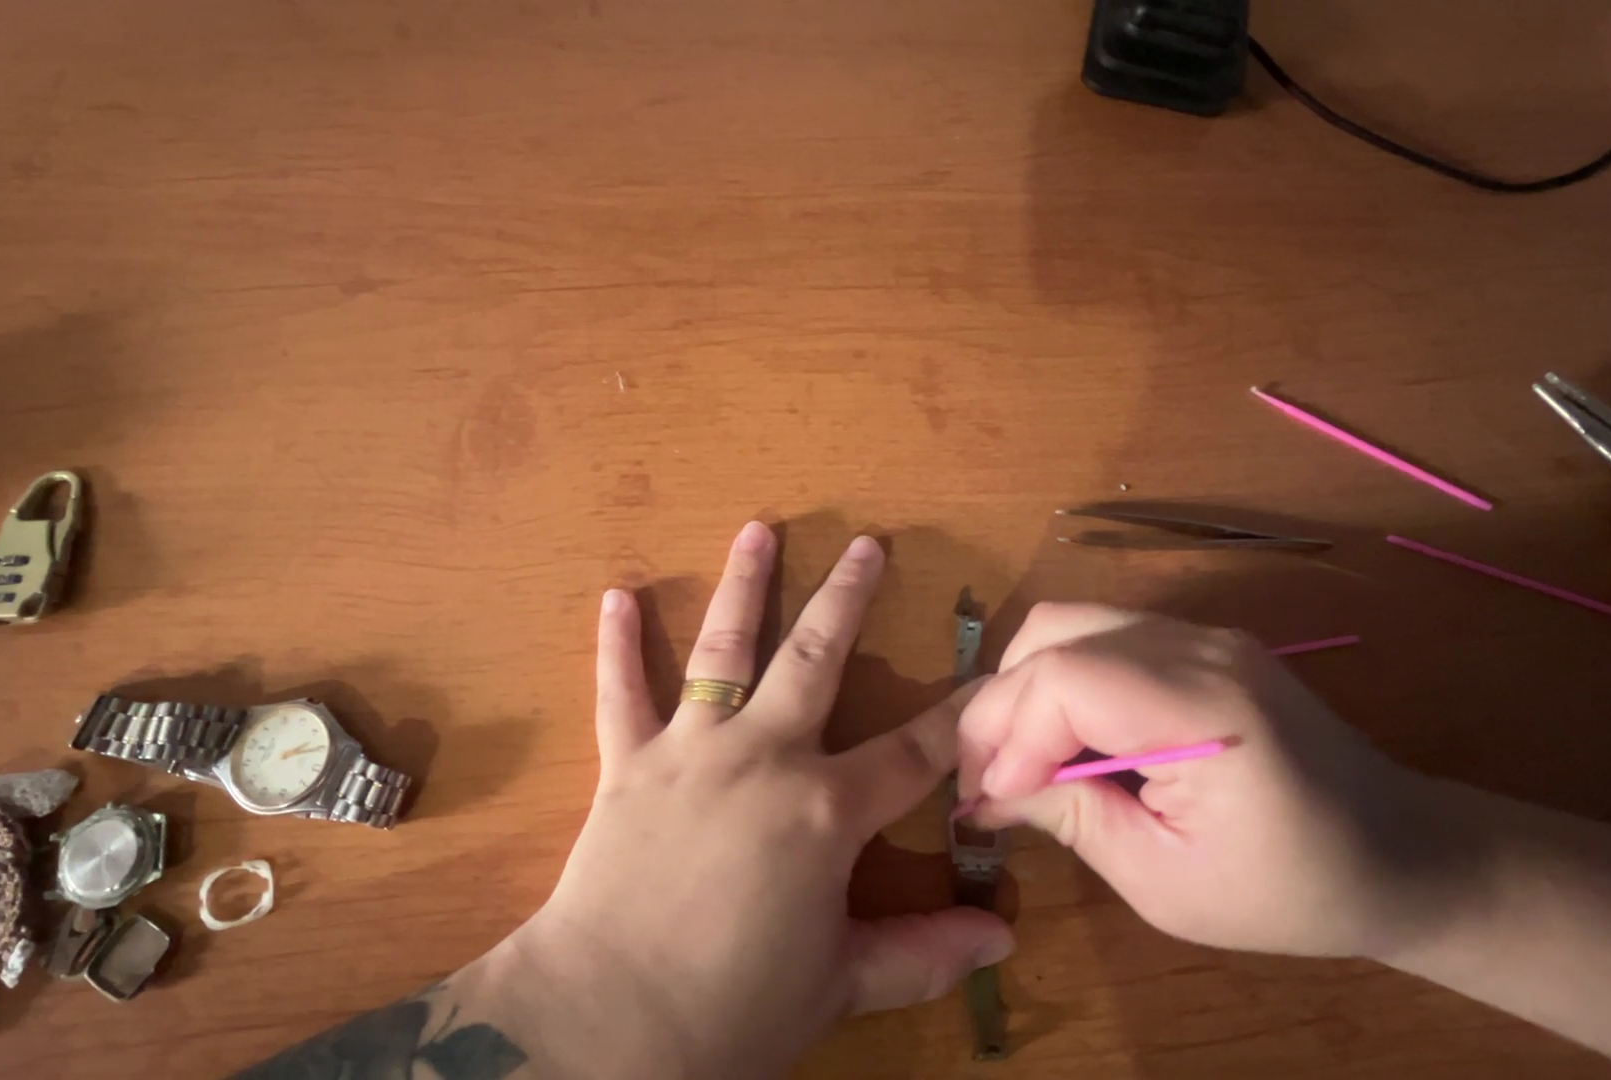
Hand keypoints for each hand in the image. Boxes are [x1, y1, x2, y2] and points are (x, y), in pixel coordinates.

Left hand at [497, 523, 1012, 1079]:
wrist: (608, 1020)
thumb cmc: (733, 1007)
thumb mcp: (839, 983)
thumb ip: (922, 953)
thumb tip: (1002, 939)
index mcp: (824, 811)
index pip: (912, 753)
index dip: (957, 717)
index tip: (988, 676)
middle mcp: (762, 757)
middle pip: (815, 659)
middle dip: (846, 598)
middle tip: (865, 544)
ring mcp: (690, 751)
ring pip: (723, 652)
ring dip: (742, 586)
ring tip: (757, 529)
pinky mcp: (627, 763)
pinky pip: (620, 693)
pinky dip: (617, 645)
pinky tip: (616, 596)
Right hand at [958, 603, 1468, 960]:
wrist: (1403, 853)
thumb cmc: (1290, 890)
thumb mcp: (1165, 883)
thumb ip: (1069, 818)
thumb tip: (984, 790)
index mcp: (1206, 710)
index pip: (1065, 679)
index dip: (1009, 733)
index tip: (990, 798)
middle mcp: (1198, 647)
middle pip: (1051, 635)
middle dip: (999, 706)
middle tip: (985, 776)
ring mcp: (1197, 633)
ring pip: (1062, 623)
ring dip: (1019, 684)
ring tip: (1016, 752)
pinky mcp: (1191, 638)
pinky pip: (1091, 634)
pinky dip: (1051, 676)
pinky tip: (1057, 731)